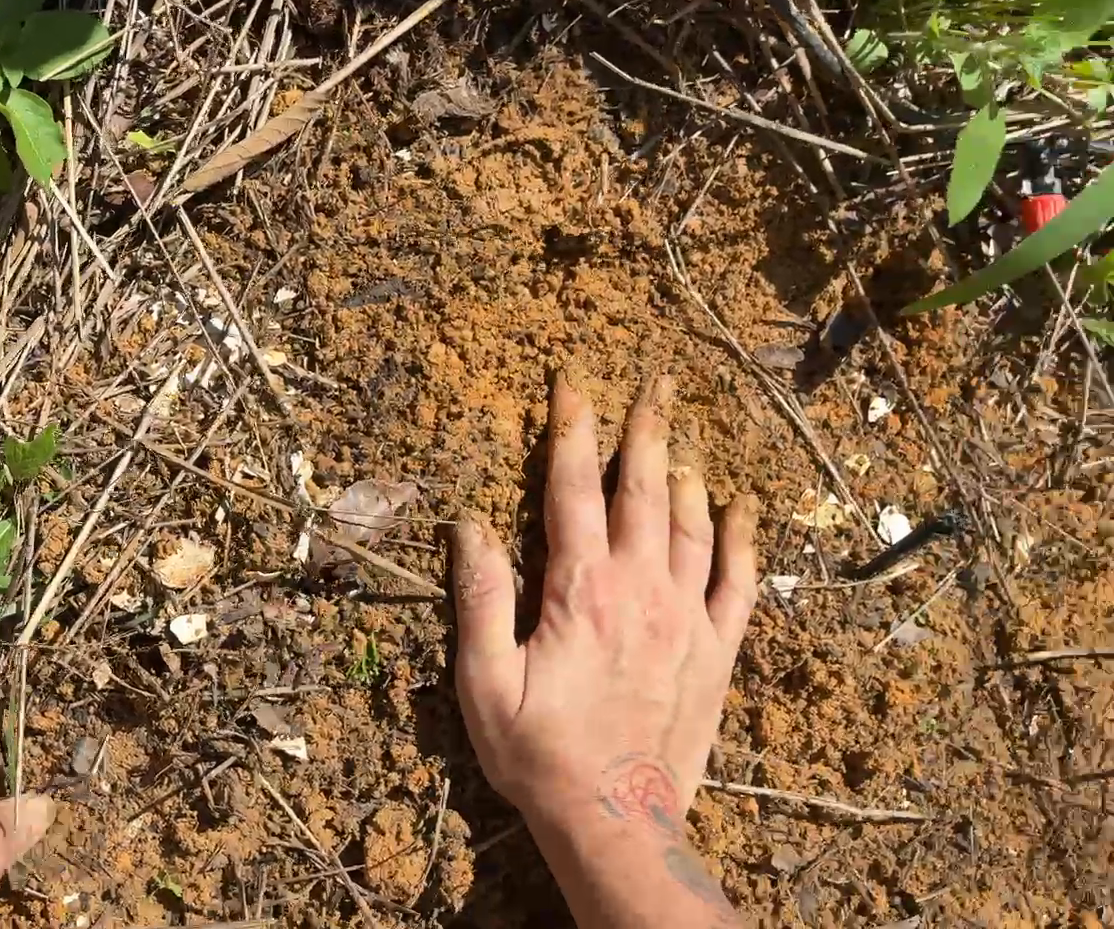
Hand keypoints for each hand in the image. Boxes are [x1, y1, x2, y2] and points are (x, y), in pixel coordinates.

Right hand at [451, 373, 756, 835]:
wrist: (617, 822)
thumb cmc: (536, 749)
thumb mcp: (484, 676)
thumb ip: (479, 596)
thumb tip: (467, 524)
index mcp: (581, 590)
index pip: (574, 490)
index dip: (572, 432)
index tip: (572, 387)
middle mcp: (641, 591)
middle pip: (642, 494)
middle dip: (642, 434)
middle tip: (647, 387)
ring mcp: (687, 620)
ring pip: (691, 526)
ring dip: (682, 474)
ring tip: (677, 433)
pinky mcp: (716, 652)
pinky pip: (738, 582)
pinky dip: (741, 539)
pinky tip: (740, 507)